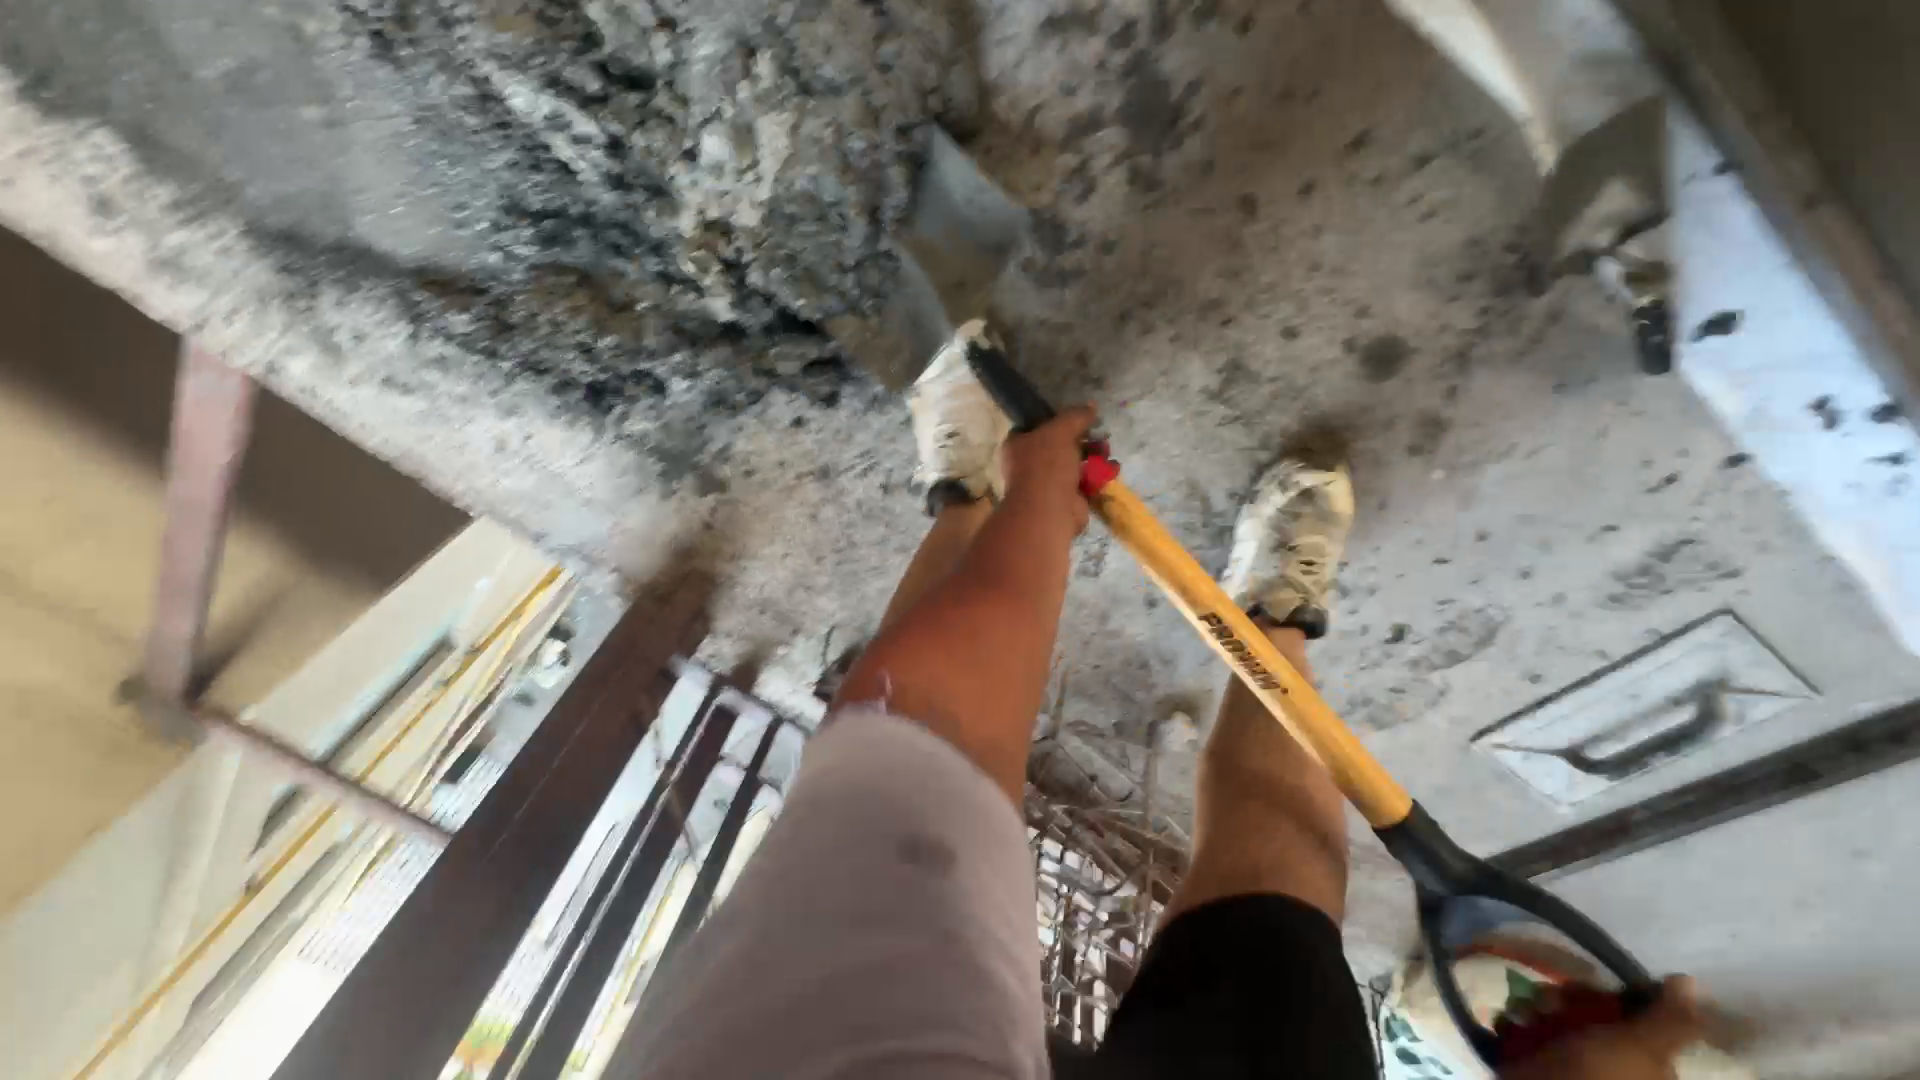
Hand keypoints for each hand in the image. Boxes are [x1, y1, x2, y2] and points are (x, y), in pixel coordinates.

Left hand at [1000, 406, 1097, 534]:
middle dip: (1083, 439)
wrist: (1049, 511)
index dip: (1056, 420)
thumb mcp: (1060, 430)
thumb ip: (1075, 416)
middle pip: (1060, 445)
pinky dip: (1099, 476)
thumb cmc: (1046, 465)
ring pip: (1074, 464)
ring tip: (1108, 452)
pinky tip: (1112, 469)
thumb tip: (1091, 407)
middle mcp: (1029, 465)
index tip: (1077, 418)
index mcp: (1017, 445)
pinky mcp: (1066, 500)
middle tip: (1100, 435)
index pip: (1035, 427)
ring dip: (1094, 457)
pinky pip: (1084, 483)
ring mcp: (1047, 484)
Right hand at [1502, 977, 1703, 1079]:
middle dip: (1566, 997)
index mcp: (1645, 1062)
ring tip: (1529, 1015)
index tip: (1597, 987)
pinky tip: (1514, 1023)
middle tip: (1555, 1002)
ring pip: (1549, 1015)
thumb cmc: (1601, 1076)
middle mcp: (1608, 1059)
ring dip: (1535, 1006)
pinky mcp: (1533, 1059)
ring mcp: (1568, 1061)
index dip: (1612, 994)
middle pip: (1586, 1009)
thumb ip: (1668, 1018)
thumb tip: (1686, 979)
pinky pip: (1521, 1029)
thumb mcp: (1642, 1048)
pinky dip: (1514, 1022)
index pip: (1630, 1011)